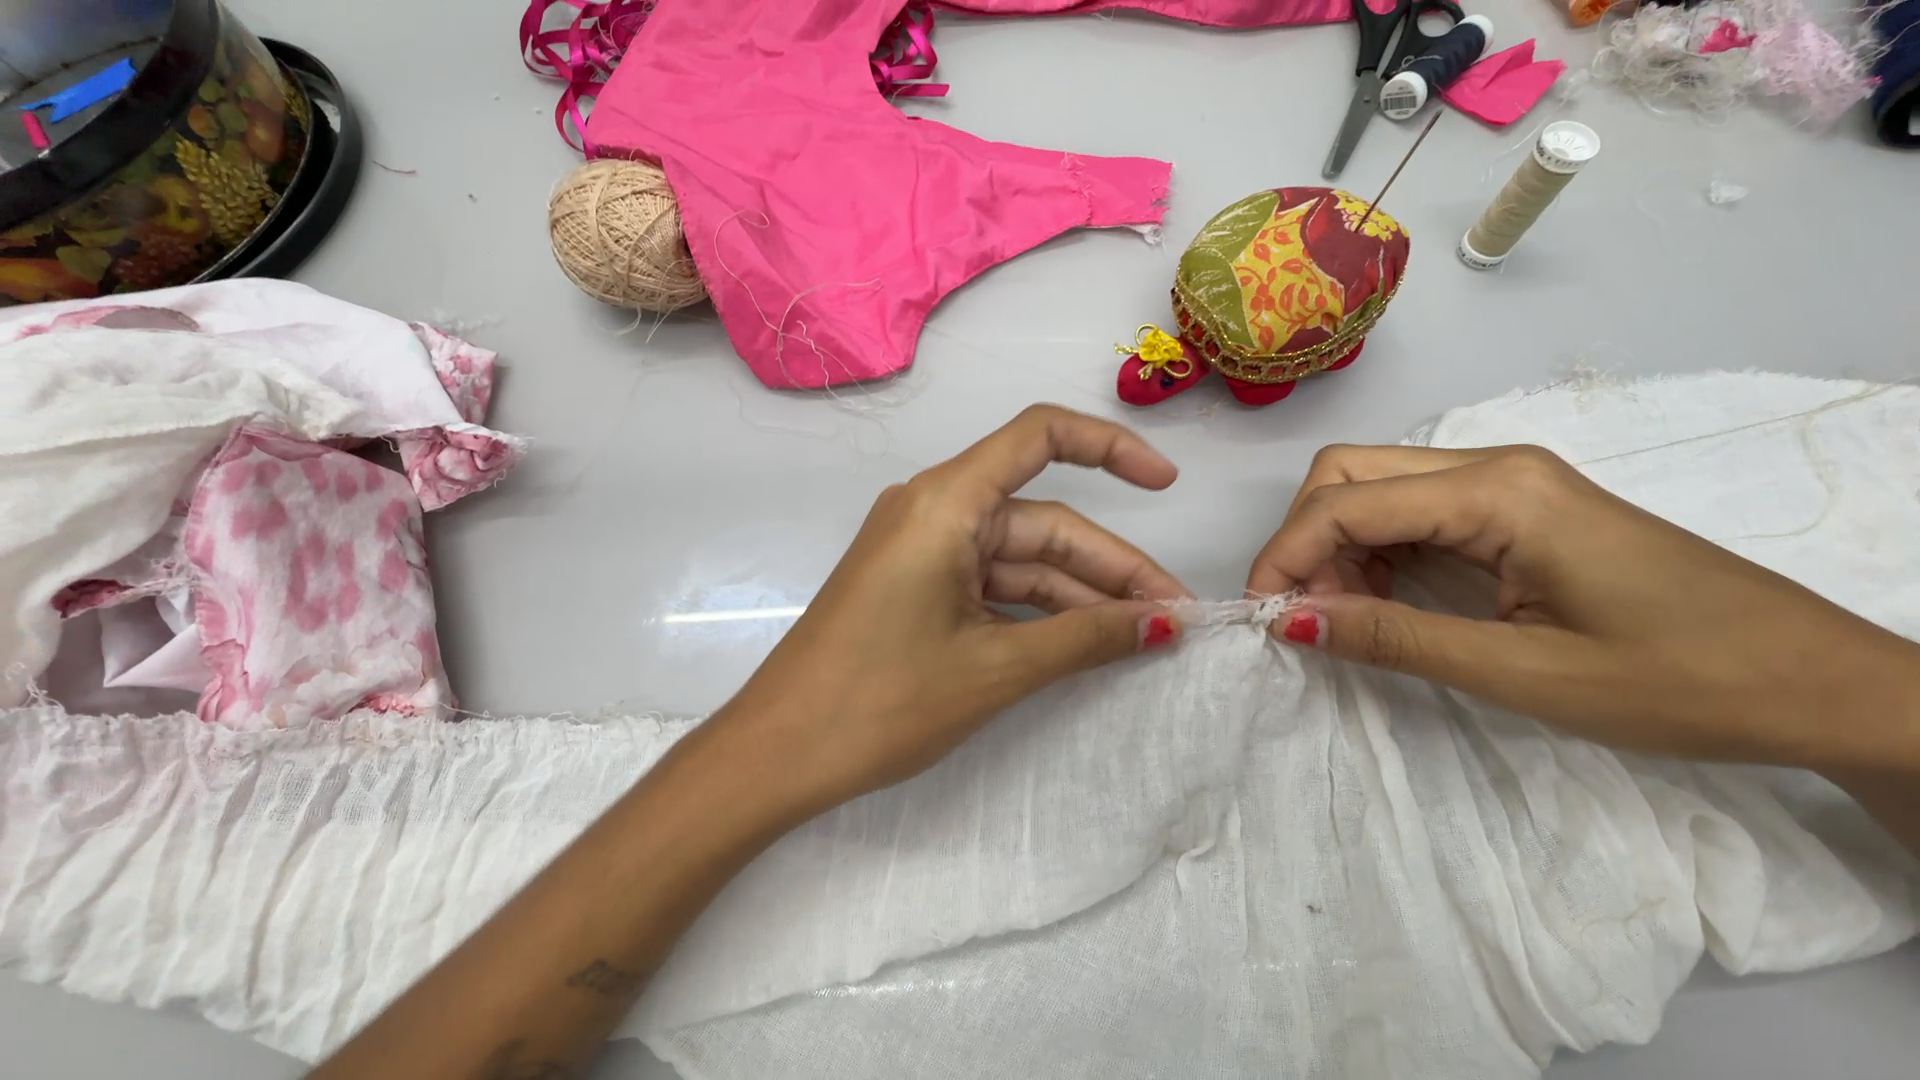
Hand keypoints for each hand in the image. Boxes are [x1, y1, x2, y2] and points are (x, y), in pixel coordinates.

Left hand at [715, 405, 1189, 818]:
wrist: (776, 755)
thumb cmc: (881, 701)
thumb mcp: (995, 668)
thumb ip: (1086, 638)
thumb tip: (1166, 623)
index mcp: (945, 502)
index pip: (1040, 438)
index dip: (1111, 448)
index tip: (1166, 485)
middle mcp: (933, 511)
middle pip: (1042, 519)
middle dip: (1111, 567)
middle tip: (1175, 617)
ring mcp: (922, 552)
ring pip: (1021, 559)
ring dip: (1079, 596)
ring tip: (1145, 638)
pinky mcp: (915, 589)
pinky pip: (991, 585)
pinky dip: (1038, 611)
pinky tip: (1086, 644)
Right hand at [1248, 444, 1919, 772]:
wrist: (1818, 684)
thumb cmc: (1679, 681)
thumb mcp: (1520, 673)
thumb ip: (1393, 638)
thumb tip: (1289, 622)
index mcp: (1498, 491)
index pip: (1346, 502)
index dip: (1285, 556)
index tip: (1262, 619)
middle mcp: (1494, 466)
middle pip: (1349, 473)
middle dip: (1303, 540)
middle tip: (1305, 616)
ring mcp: (1509, 483)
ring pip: (1376, 489)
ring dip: (1336, 548)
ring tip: (1344, 619)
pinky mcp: (1518, 509)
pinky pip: (1414, 512)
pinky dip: (1375, 553)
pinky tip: (1383, 603)